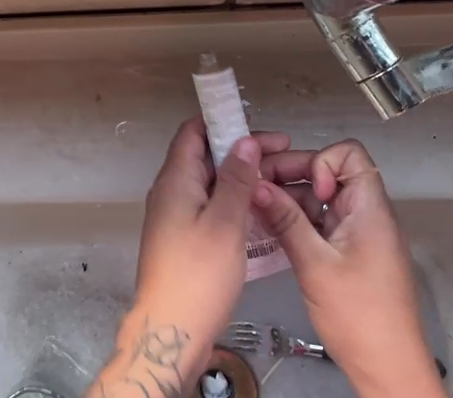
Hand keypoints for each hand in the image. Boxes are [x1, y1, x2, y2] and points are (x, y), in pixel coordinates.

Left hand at [87, 118, 286, 397]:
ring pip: (209, 183)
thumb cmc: (197, 275)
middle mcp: (171, 191)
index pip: (194, 131)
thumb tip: (245, 141)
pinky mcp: (183, 238)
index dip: (226, 123)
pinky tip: (259, 213)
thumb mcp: (224, 223)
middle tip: (281, 157)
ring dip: (240, 179)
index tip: (262, 131)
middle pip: (204, 156)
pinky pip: (209, 207)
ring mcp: (175, 215)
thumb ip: (235, 179)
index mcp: (175, 179)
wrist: (171, 330)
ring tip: (278, 183)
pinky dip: (233, 202)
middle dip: (240, 152)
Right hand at [252, 140, 443, 397]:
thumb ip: (285, 220)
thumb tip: (255, 183)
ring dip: (288, 198)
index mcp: (370, 210)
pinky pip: (318, 221)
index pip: (350, 155)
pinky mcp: (347, 253)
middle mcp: (365, 215)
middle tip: (257, 186)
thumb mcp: (316, 265)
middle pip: (328, 172)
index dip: (321, 162)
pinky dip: (295, 220)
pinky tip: (269, 229)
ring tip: (256, 207)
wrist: (388, 371)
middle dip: (292, 174)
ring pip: (319, 197)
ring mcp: (356, 234)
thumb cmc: (360, 318)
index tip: (305, 190)